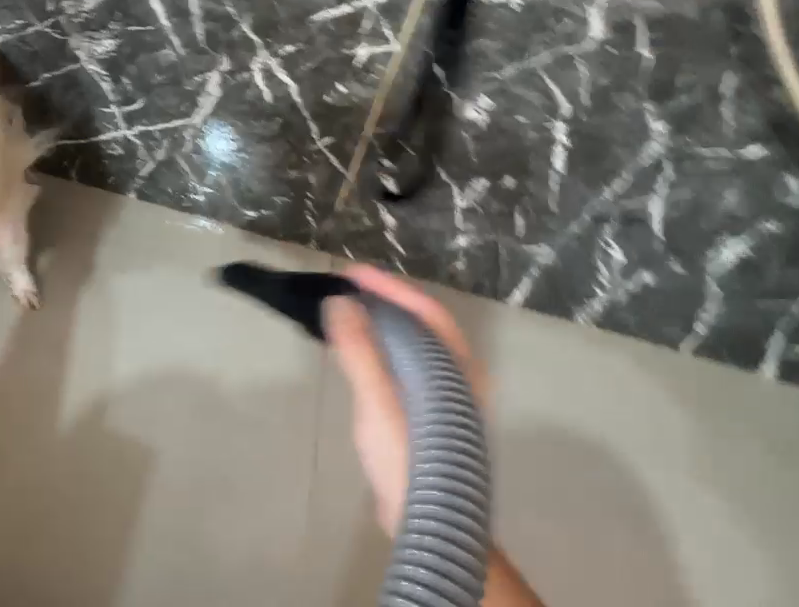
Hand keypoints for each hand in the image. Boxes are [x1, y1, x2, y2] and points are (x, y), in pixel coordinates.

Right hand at [322, 264, 485, 536]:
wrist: (427, 525)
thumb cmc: (406, 461)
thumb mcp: (379, 403)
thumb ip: (361, 352)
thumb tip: (340, 302)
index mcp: (456, 371)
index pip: (426, 312)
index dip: (389, 288)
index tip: (350, 273)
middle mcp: (458, 378)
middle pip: (421, 325)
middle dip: (383, 301)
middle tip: (342, 287)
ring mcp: (445, 397)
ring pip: (414, 344)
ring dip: (380, 323)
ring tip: (343, 311)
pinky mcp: (429, 413)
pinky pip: (405, 362)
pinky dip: (380, 346)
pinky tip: (356, 350)